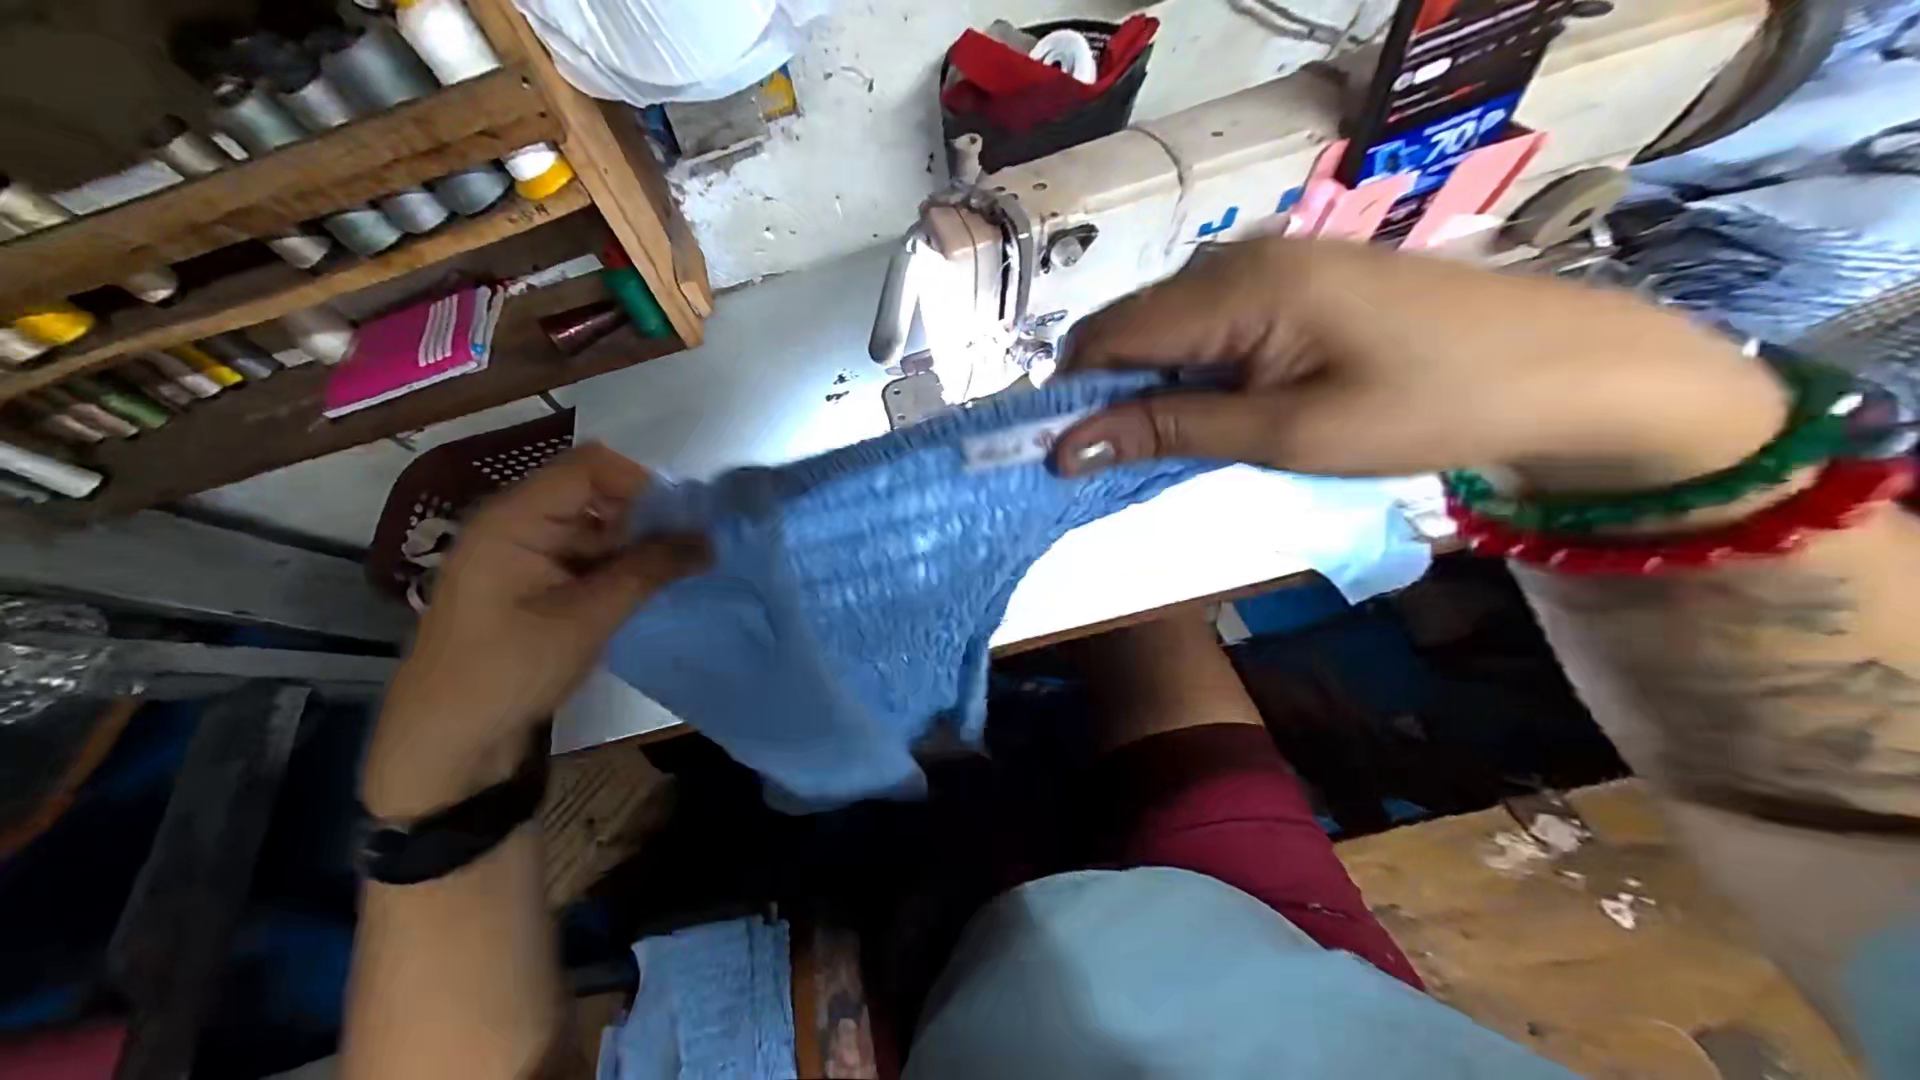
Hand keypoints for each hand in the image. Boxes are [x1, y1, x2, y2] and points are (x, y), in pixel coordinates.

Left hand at [363, 444, 708, 819]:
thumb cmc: (509, 670)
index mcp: (516, 519)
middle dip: (649, 517)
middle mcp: (520, 524)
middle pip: (598, 494)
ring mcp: (528, 554)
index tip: (686, 521)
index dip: (643, 483)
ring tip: (683, 570)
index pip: (591, 467)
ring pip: (599, 528)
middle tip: (695, 550)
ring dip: (640, 545)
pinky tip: (654, 586)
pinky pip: (590, 557)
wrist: (448, 741)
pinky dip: (624, 567)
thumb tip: (711, 540)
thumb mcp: (588, 617)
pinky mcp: (538, 583)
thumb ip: (650, 569)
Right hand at [1052, 238, 1788, 494]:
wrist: (1563, 372)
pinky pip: (1203, 326)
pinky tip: (1210, 411)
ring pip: (1162, 330)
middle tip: (1114, 463)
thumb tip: (1065, 447)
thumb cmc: (1424, 407)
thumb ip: (1168, 430)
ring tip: (1166, 446)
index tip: (1056, 458)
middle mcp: (1235, 259)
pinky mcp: (1287, 282)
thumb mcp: (1284, 433)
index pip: (1105, 338)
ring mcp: (1263, 264)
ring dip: (1146, 389)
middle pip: (1126, 329)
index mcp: (1232, 287)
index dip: (1068, 398)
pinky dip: (1186, 373)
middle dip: (1104, 397)